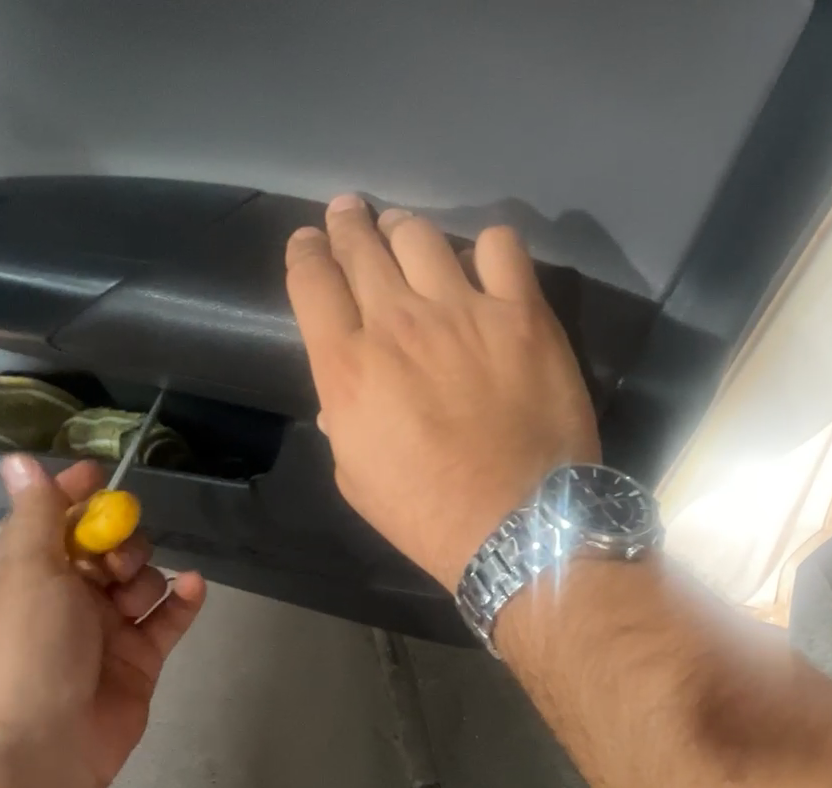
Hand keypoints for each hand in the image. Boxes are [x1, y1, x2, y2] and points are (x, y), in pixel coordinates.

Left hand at [0, 455, 205, 787]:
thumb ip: (35, 515)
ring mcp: (104, 630)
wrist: (48, 746)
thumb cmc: (28, 651)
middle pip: (104, 548)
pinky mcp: (140, 658)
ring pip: (140, 580)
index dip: (74, 496)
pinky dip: (182, 600)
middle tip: (115, 560)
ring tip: (135, 598)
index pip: (50, 522)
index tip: (102, 477)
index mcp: (24, 577)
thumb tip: (16, 459)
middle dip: (119, 542)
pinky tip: (193, 587)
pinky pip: (168, 618)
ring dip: (145, 576)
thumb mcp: (26, 572)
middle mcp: (63, 599)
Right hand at [285, 195, 598, 587]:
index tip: (311, 244)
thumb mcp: (356, 479)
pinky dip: (486, 249)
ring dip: (404, 229)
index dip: (307, 252)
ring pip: (421, 235)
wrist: (519, 528)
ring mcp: (465, 312)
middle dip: (349, 225)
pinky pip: (500, 247)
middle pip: (361, 246)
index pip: (311, 280)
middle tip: (351, 216)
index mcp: (347, 366)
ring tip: (405, 233)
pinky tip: (483, 266)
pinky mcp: (524, 315)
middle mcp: (398, 322)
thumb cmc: (429, 516)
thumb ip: (343, 423)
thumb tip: (343, 399)